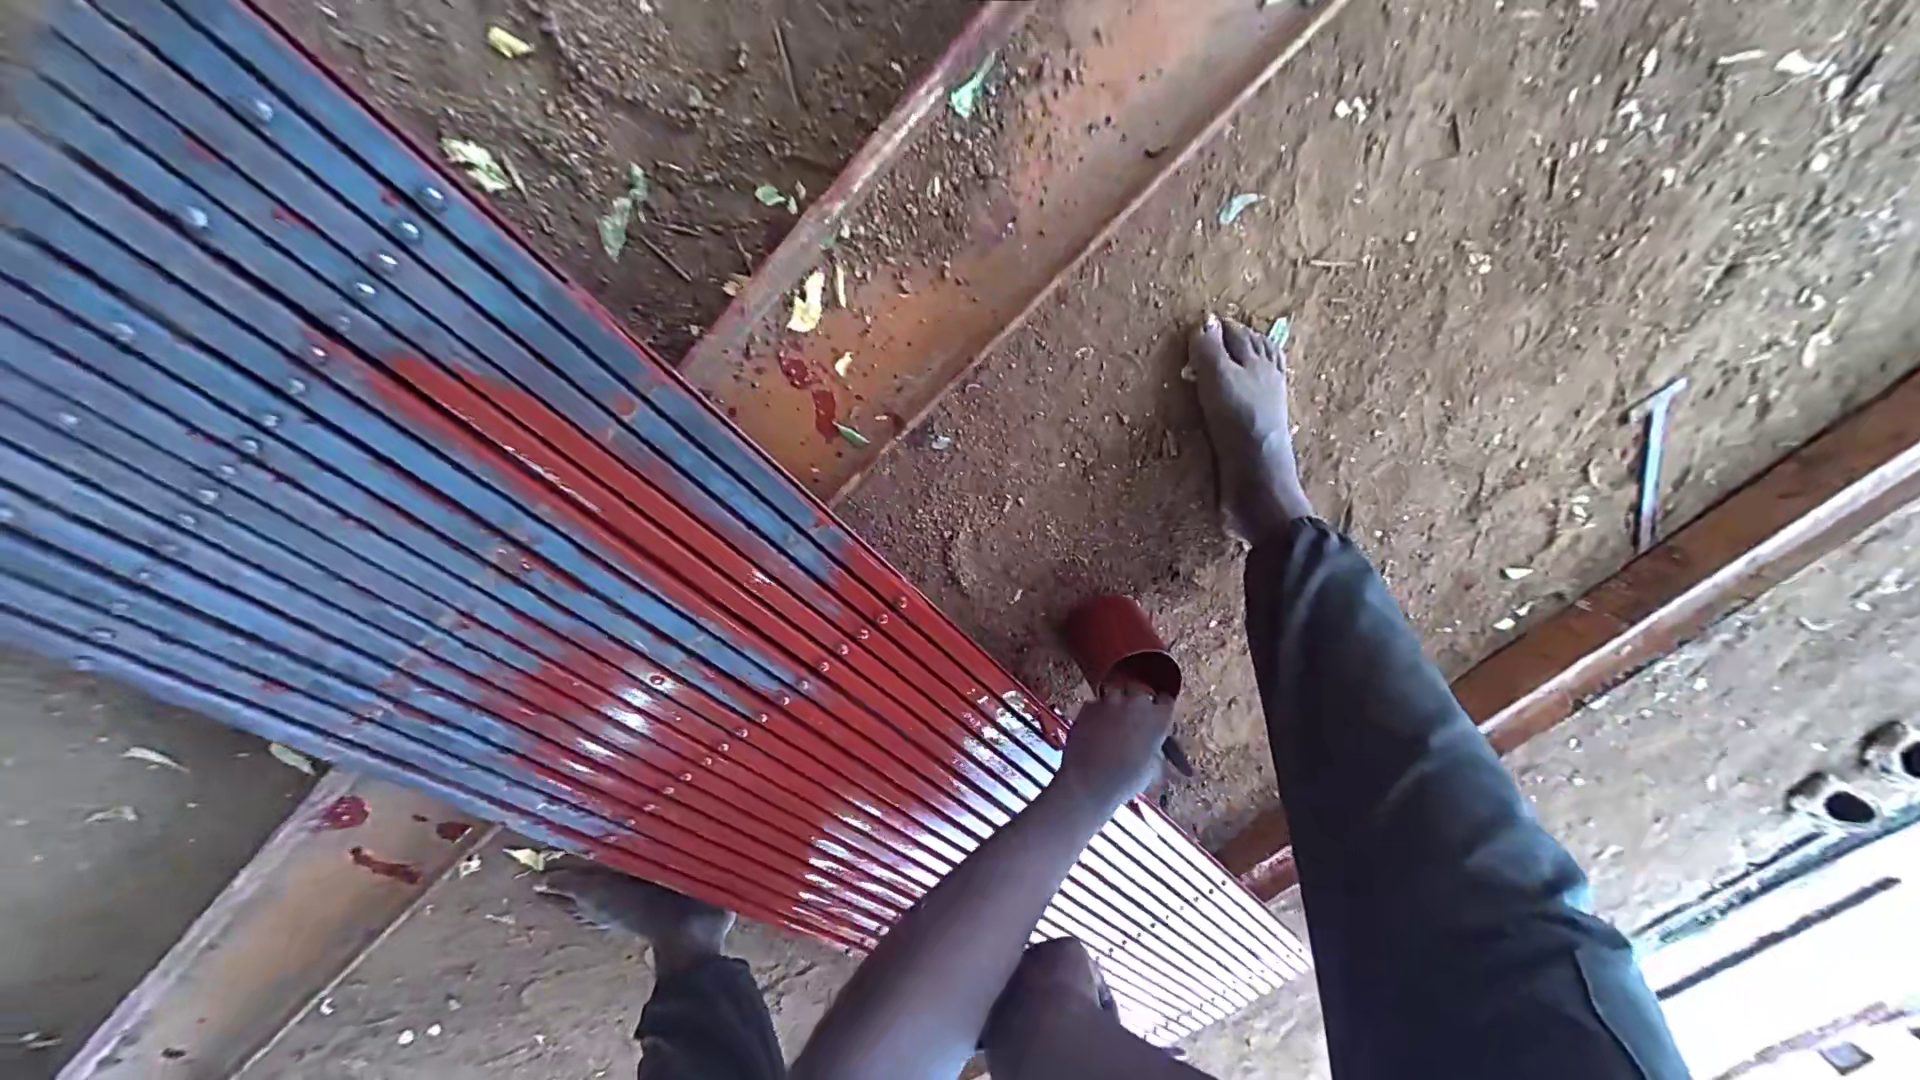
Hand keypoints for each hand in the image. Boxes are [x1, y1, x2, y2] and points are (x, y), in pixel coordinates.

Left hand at [1055, 683, 1173, 808]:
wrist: (1088, 781)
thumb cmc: (1126, 781)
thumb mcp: (1152, 767)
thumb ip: (1155, 747)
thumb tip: (1153, 745)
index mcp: (1158, 718)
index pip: (1166, 700)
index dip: (1161, 709)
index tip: (1156, 716)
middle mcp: (1137, 703)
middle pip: (1140, 691)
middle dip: (1137, 702)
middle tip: (1132, 719)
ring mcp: (1111, 701)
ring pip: (1116, 692)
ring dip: (1116, 703)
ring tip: (1112, 722)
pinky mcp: (1089, 705)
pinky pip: (1097, 703)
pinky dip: (1097, 711)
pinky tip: (1094, 727)